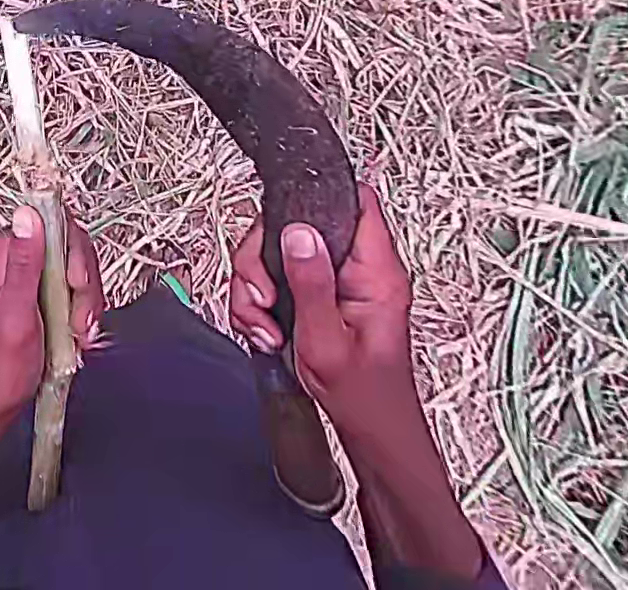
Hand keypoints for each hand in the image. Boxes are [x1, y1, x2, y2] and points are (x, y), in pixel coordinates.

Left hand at [0, 204, 103, 426]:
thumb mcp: (15, 312)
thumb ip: (24, 263)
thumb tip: (27, 215)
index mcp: (4, 252)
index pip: (52, 221)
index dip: (73, 251)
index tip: (76, 284)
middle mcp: (17, 258)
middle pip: (70, 246)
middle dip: (84, 284)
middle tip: (77, 317)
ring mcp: (31, 278)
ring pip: (77, 270)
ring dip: (86, 304)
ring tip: (76, 333)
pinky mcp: (42, 297)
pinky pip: (75, 292)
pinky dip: (83, 314)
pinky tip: (77, 336)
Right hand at [227, 183, 418, 431]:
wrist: (366, 431)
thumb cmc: (362, 396)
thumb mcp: (328, 340)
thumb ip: (312, 284)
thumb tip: (298, 233)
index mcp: (374, 272)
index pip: (356, 203)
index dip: (318, 196)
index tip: (282, 218)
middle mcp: (353, 269)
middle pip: (289, 228)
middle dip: (260, 261)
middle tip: (264, 296)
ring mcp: (330, 279)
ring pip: (269, 255)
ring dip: (252, 288)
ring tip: (265, 323)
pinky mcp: (311, 292)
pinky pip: (267, 278)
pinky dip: (255, 302)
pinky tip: (265, 328)